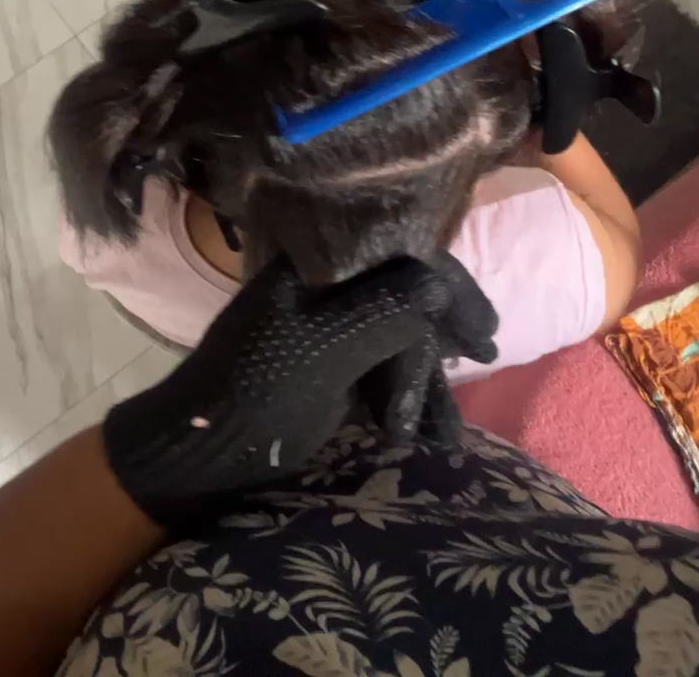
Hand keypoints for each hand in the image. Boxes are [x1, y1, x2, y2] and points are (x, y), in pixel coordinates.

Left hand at [102, 254, 473, 526]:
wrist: (212, 446)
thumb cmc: (260, 385)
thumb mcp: (326, 344)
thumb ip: (384, 310)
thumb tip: (439, 282)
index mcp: (315, 265)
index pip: (393, 252)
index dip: (442, 280)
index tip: (480, 321)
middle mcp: (325, 286)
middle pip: (401, 289)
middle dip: (444, 320)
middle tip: (486, 348)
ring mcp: (329, 326)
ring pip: (397, 330)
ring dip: (431, 365)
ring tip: (467, 390)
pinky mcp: (332, 363)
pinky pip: (383, 365)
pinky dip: (409, 391)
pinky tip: (435, 425)